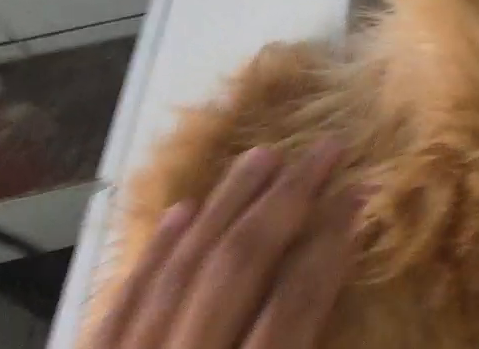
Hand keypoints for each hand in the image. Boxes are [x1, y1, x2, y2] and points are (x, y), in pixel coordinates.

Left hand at [93, 141, 357, 348]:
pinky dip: (153, 254)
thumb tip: (336, 267)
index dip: (332, 241)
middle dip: (287, 198)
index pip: (297, 300)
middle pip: (239, 265)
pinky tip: (182, 210)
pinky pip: (119, 305)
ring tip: (264, 154)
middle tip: (326, 148)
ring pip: (181, 269)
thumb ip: (301, 338)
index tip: (359, 191)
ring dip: (226, 205)